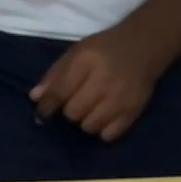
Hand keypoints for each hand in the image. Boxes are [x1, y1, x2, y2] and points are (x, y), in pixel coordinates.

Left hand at [31, 26, 166, 141]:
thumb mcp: (78, 52)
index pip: (60, 91)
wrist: (145, 45)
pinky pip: (107, 135)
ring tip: (92, 109)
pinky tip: (104, 117)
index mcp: (88, 60)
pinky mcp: (133, 112)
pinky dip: (102, 130)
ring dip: (85, 122)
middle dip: (70, 111)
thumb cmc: (105, 49)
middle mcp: (104, 80)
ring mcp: (120, 98)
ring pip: (89, 127)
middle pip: (73, 113)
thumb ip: (56, 74)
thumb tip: (35, 98)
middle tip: (77, 103)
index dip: (47, 107)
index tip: (42, 115)